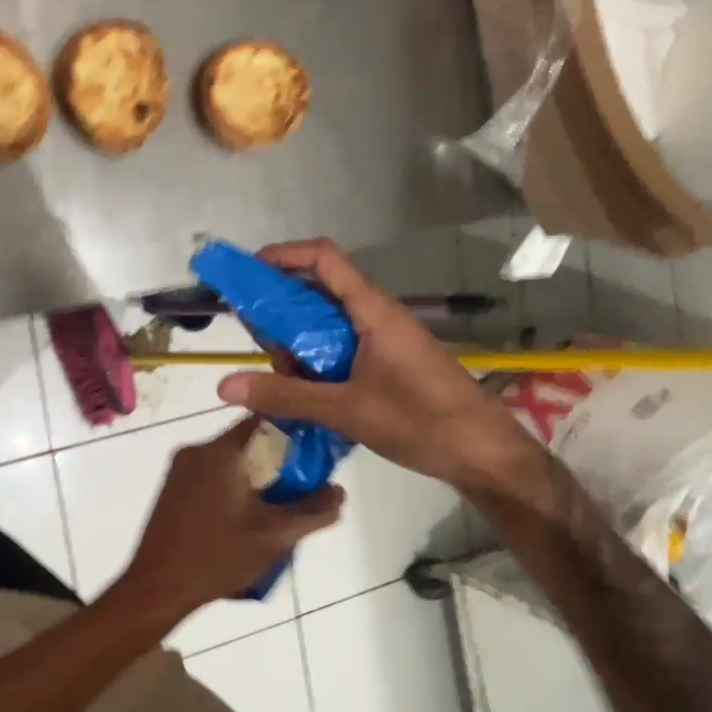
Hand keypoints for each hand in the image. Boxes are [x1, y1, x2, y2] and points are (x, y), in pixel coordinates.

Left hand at [114, 416, 344, 621]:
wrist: (158, 587)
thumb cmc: (218, 557)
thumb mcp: (274, 536)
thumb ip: (312, 511)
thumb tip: (339, 491)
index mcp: (218, 452)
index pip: (262, 421)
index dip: (294, 430)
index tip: (318, 448)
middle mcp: (195, 451)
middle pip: (246, 443)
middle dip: (277, 462)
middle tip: (304, 487)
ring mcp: (179, 469)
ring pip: (229, 461)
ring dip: (255, 478)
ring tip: (279, 508)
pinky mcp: (172, 488)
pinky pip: (211, 475)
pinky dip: (233, 487)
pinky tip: (248, 518)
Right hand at [214, 238, 536, 494]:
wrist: (488, 457)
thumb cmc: (423, 422)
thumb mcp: (347, 410)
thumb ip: (285, 396)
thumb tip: (224, 386)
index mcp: (372, 311)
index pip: (323, 258)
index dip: (282, 255)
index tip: (247, 273)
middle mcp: (378, 315)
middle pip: (319, 289)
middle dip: (281, 306)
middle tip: (256, 336)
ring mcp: (386, 339)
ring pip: (328, 321)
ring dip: (298, 339)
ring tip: (282, 375)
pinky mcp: (390, 362)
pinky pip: (342, 345)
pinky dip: (316, 358)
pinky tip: (306, 392)